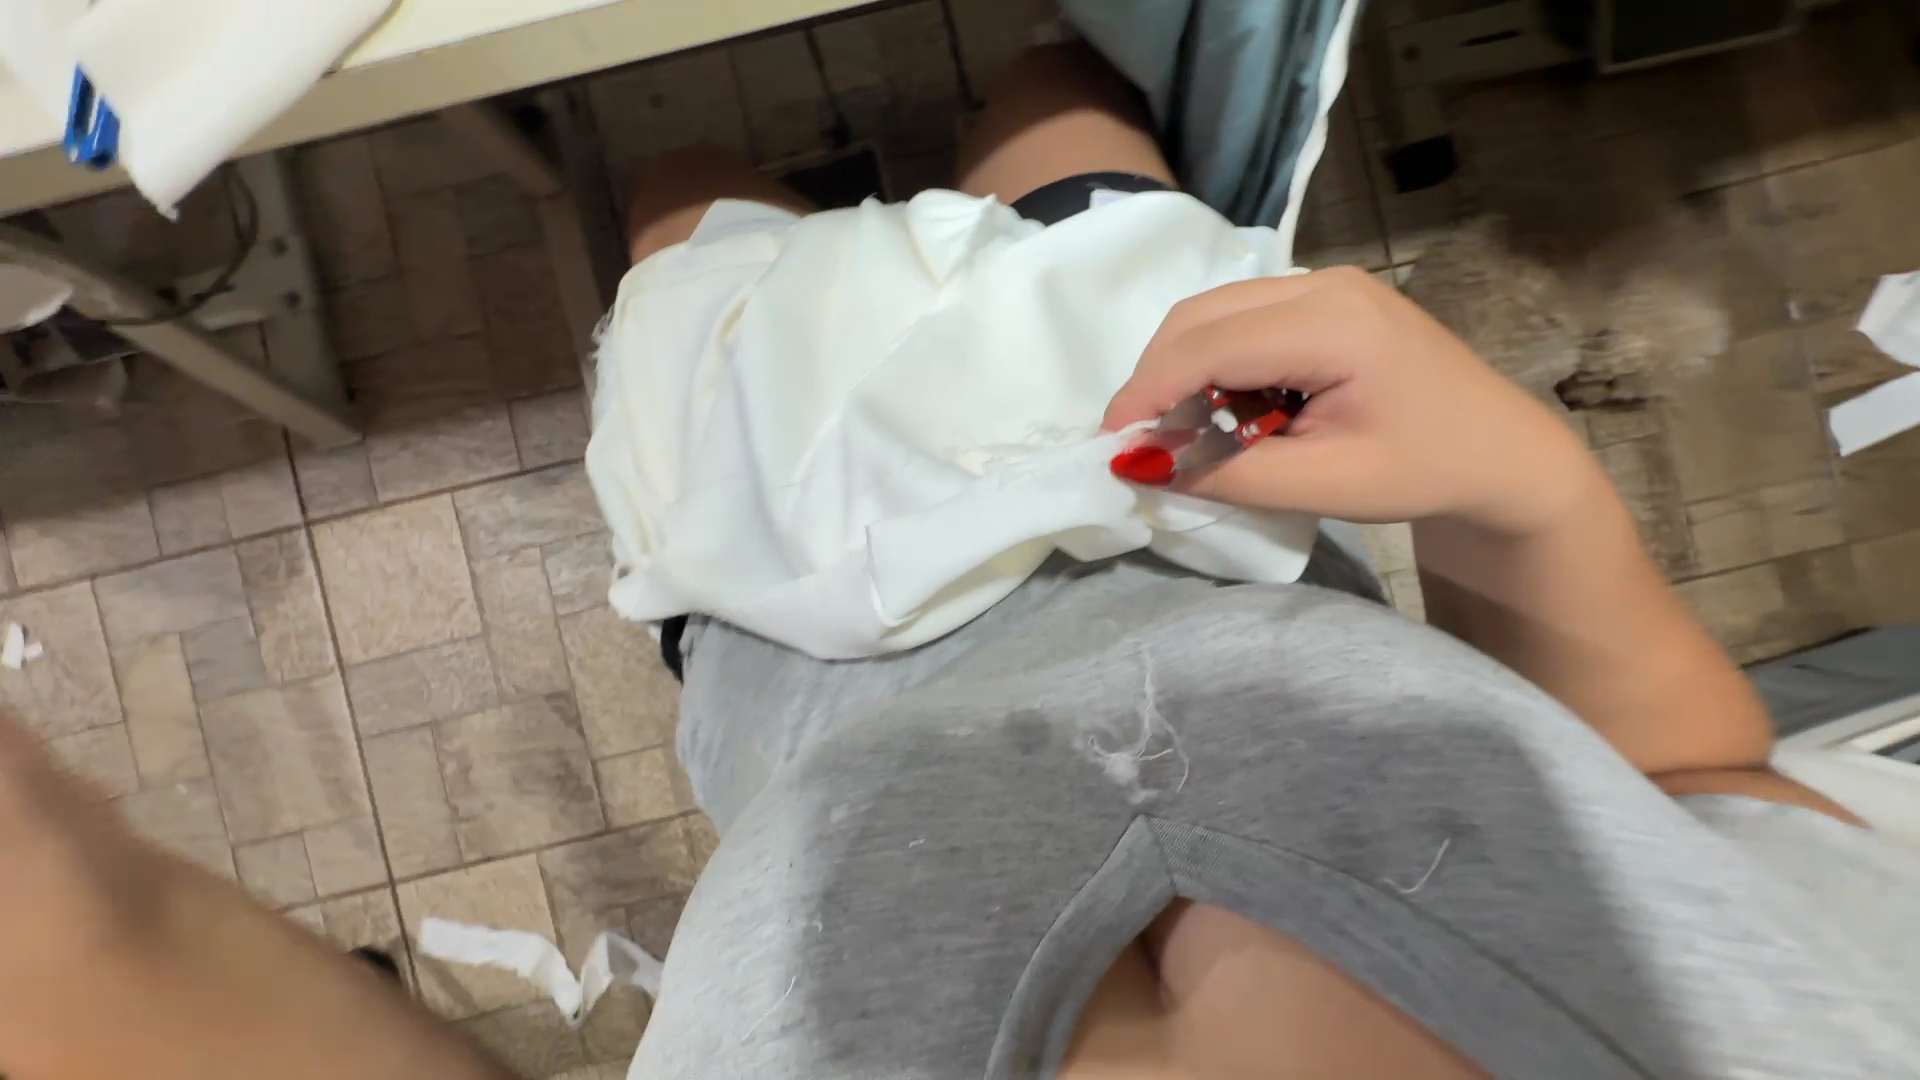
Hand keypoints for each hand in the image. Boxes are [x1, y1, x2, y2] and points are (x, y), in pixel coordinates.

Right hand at [1104, 268, 1601, 536]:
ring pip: (1210, 314)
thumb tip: (1140, 464)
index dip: (1148, 391)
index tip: (1111, 443)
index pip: (1209, 345)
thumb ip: (1225, 472)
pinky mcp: (1319, 300)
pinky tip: (1217, 407)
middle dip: (1154, 378)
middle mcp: (1324, 284)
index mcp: (1335, 324)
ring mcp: (1323, 285)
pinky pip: (1235, 321)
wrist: (1498, 453)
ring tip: (1175, 429)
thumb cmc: (1422, 472)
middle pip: (1199, 316)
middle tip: (1137, 441)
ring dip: (1177, 370)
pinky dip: (1207, 364)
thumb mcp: (1322, 485)